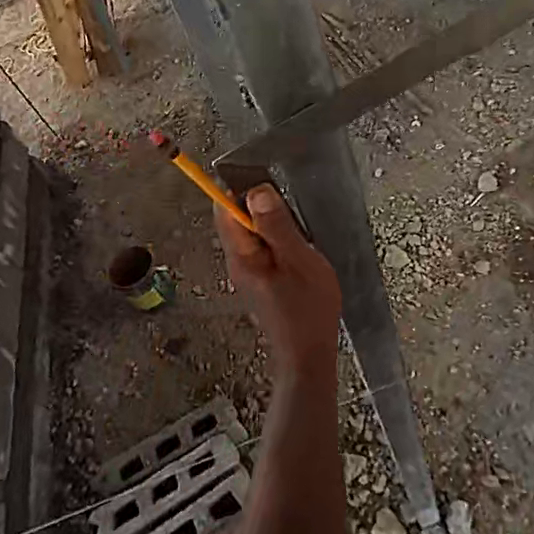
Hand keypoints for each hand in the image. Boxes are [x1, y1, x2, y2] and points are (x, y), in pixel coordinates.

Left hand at [215, 184, 341, 367]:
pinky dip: (277, 239)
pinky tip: (298, 248)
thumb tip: (256, 191)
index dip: (238, 188)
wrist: (309, 355)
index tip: (265, 179)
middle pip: (237, 219)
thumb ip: (277, 226)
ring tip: (298, 229)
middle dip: (259, 205)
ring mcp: (249, 272)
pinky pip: (263, 248)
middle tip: (290, 208)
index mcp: (241, 255)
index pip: (224, 209)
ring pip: (252, 233)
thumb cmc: (308, 308)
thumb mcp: (299, 261)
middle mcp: (238, 261)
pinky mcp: (261, 279)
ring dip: (271, 223)